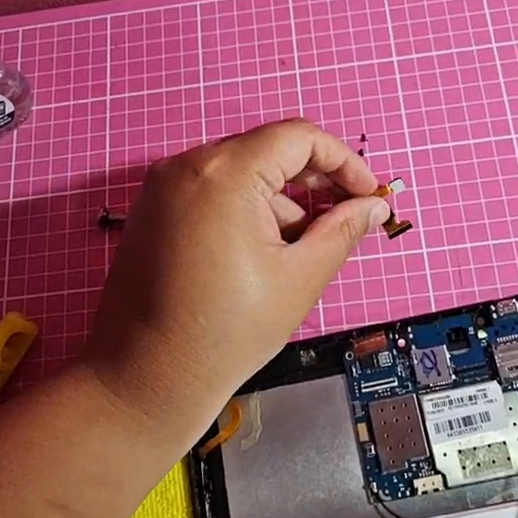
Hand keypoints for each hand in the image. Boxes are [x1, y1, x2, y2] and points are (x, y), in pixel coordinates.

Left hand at [84, 119, 393, 437]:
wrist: (144, 380)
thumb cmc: (224, 334)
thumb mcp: (299, 278)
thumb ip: (343, 230)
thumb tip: (374, 205)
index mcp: (225, 173)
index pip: (299, 137)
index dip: (343, 161)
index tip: (367, 195)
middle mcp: (188, 164)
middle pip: (268, 149)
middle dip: (313, 182)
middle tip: (345, 218)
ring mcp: (163, 185)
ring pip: (241, 171)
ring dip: (280, 199)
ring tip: (300, 250)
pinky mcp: (152, 208)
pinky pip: (212, 189)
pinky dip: (245, 207)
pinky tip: (262, 252)